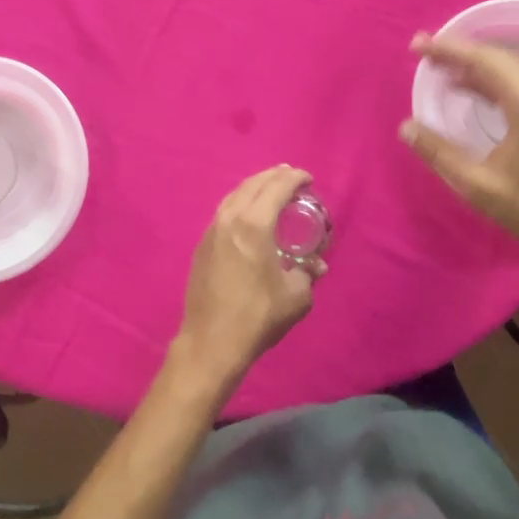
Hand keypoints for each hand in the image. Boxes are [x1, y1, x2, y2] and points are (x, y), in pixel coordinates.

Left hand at [173, 165, 324, 385]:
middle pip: (253, 184)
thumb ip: (308, 274)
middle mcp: (230, 219)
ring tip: (271, 188)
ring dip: (255, 186)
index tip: (308, 179)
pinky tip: (249, 213)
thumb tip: (316, 266)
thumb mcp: (295, 298)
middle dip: (274, 176)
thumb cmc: (256, 317)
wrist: (211, 343)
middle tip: (292, 177)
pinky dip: (241, 202)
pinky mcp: (202, 245)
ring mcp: (212, 230)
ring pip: (234, 194)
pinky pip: (224, 210)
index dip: (294, 178)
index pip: (276, 187)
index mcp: (254, 225)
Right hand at [400, 32, 518, 258]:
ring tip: (439, 66)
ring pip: (509, 65)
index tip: (416, 46)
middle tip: (423, 52)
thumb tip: (406, 127)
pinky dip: (490, 76)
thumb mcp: (479, 187)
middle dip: (457, 50)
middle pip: (496, 56)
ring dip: (474, 62)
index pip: (482, 61)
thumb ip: (440, 154)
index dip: (447, 49)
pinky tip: (468, 86)